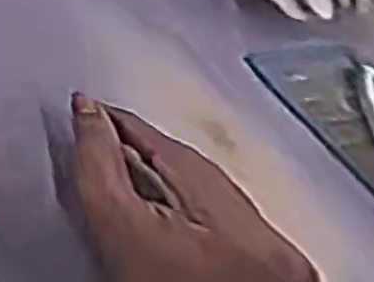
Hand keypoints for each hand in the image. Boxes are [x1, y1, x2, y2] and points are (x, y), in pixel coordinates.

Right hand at [72, 95, 317, 281]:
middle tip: (103, 133)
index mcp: (243, 230)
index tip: (90, 108)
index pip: (168, 148)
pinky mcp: (279, 274)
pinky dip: (190, 199)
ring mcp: (285, 264)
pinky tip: (162, 201)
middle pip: (194, 168)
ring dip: (167, 172)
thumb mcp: (112, 218)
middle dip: (145, 147)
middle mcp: (276, 245)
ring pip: (212, 191)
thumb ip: (95, 155)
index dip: (122, 123)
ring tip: (127, 166)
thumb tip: (89, 110)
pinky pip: (227, 215)